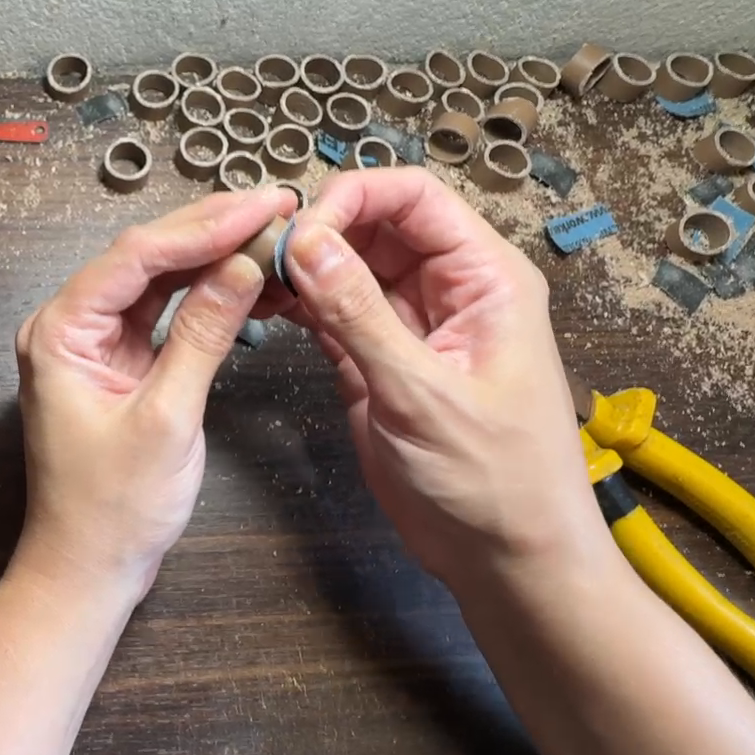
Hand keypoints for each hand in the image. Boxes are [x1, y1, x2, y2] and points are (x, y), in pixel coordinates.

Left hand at [12, 189, 295, 597]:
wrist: (88, 567)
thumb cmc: (113, 507)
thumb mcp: (167, 417)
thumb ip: (203, 335)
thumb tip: (243, 264)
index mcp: (59, 332)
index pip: (134, 257)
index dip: (201, 226)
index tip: (261, 205)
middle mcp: (68, 326)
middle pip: (142, 260)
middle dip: (208, 231)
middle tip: (273, 205)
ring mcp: (91, 344)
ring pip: (154, 283)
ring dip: (208, 257)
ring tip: (267, 229)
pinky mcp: (116, 364)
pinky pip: (160, 316)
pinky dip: (201, 298)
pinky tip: (241, 276)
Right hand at [280, 168, 609, 589]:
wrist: (503, 557)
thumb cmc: (493, 477)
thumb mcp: (422, 392)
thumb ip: (358, 313)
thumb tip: (304, 241)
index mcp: (482, 278)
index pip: (415, 199)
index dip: (353, 198)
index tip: (297, 229)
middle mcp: (443, 290)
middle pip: (374, 226)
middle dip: (317, 231)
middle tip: (261, 257)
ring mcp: (405, 326)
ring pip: (345, 269)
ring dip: (300, 268)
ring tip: (251, 278)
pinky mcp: (373, 360)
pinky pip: (330, 314)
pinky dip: (297, 306)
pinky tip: (264, 307)